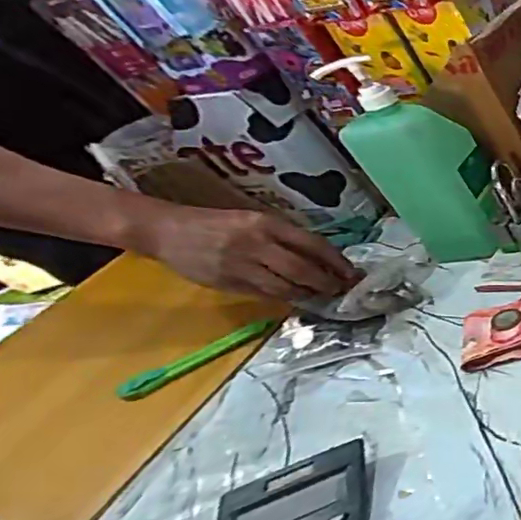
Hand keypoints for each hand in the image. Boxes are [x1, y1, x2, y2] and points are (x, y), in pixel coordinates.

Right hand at [132, 204, 360, 302]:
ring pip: (285, 287)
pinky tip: (296, 298)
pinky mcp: (228, 283)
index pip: (312, 244)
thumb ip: (286, 238)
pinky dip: (284, 297)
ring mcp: (241, 266)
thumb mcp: (256, 221)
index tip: (353, 273)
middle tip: (341, 290)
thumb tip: (323, 258)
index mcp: (267, 224)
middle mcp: (256, 244)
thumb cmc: (219, 224)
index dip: (336, 261)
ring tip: (321, 295)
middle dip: (327, 283)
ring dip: (308, 294)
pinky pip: (264, 294)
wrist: (167, 230)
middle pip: (302, 269)